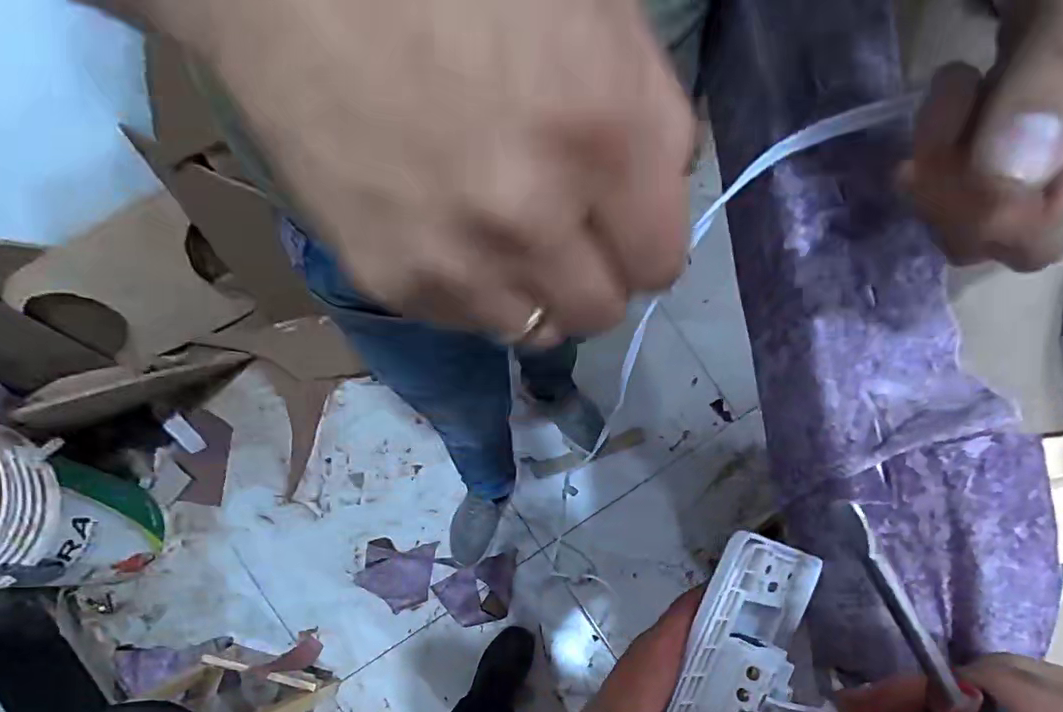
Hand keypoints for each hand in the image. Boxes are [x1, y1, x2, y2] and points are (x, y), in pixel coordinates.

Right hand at [156, 0, 693, 344]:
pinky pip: (473, 322)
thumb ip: (655, 124)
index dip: (644, 244)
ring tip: (502, 230)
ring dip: (537, 291)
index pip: (660, 266)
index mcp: (602, 135)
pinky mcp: (396, 281)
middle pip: (603, 311)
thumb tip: (666, 195)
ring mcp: (460, 258)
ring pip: (541, 330)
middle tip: (565, 229)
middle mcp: (533, 215)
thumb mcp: (598, 18)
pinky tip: (448, 232)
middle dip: (595, 275)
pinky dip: (476, 291)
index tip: (623, 223)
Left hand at [507, 592, 773, 711]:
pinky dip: (686, 697)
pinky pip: (648, 707)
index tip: (751, 588)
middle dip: (713, 634)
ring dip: (702, 666)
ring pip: (653, 679)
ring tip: (759, 668)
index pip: (661, 647)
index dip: (703, 610)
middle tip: (773, 632)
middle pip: (659, 656)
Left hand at [902, 0, 1062, 269]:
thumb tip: (1011, 175)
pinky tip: (962, 89)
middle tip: (947, 100)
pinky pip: (993, 173)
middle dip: (964, 190)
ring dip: (953, 167)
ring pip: (999, 211)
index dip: (988, 208)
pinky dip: (958, 146)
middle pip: (1026, 230)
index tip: (934, 153)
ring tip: (956, 82)